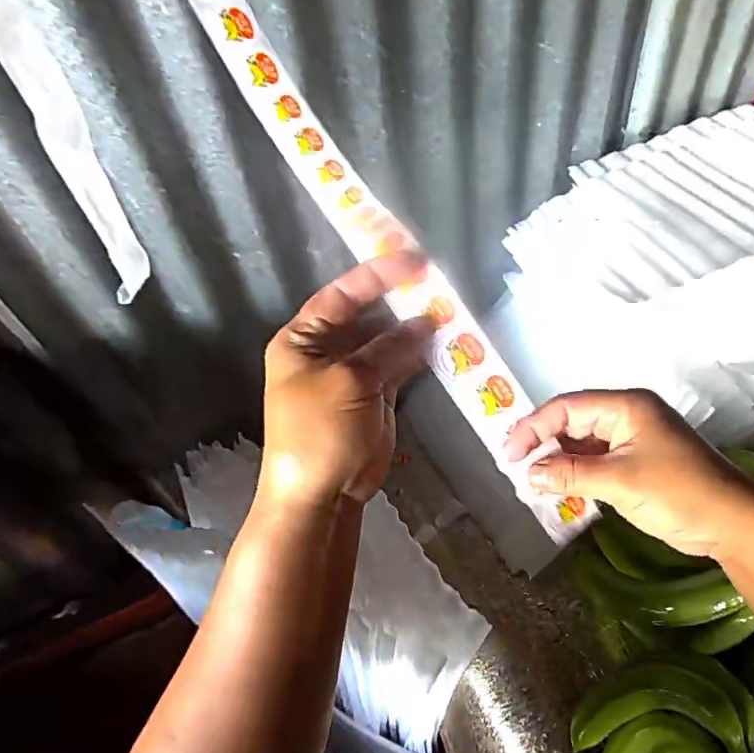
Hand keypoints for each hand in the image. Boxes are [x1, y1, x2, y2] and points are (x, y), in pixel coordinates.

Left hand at [260, 253, 434, 507]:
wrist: (322, 491)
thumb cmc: (320, 431)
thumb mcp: (350, 382)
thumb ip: (389, 348)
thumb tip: (426, 321)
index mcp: (303, 339)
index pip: (342, 295)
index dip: (377, 276)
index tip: (414, 261)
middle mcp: (328, 351)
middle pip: (369, 316)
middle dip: (403, 302)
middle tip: (441, 288)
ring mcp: (355, 374)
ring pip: (390, 342)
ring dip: (417, 330)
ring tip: (451, 315)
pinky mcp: (377, 395)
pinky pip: (402, 367)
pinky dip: (422, 357)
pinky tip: (445, 346)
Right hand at [501, 389, 753, 557]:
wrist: (729, 521)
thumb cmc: (678, 492)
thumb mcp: (620, 481)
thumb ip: (571, 474)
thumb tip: (529, 472)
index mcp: (627, 407)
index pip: (568, 407)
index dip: (534, 427)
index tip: (508, 454)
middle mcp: (629, 417)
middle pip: (574, 423)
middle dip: (544, 445)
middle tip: (515, 470)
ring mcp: (635, 442)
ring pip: (585, 446)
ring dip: (560, 463)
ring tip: (531, 483)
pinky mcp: (639, 466)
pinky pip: (599, 465)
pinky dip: (578, 477)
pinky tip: (559, 491)